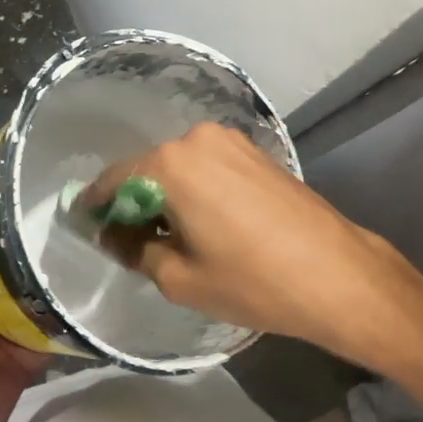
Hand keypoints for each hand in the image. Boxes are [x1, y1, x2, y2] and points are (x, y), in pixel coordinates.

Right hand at [84, 122, 422, 367]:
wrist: (338, 275)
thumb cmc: (253, 282)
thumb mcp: (181, 279)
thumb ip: (136, 250)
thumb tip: (117, 236)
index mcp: (171, 165)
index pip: (114, 180)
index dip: (96, 206)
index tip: (85, 227)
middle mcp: (197, 139)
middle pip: (147, 169)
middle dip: (133, 202)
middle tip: (126, 241)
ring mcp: (232, 142)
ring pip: (179, 167)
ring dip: (165, 195)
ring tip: (167, 237)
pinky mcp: (258, 153)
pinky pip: (208, 167)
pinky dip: (194, 189)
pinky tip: (202, 224)